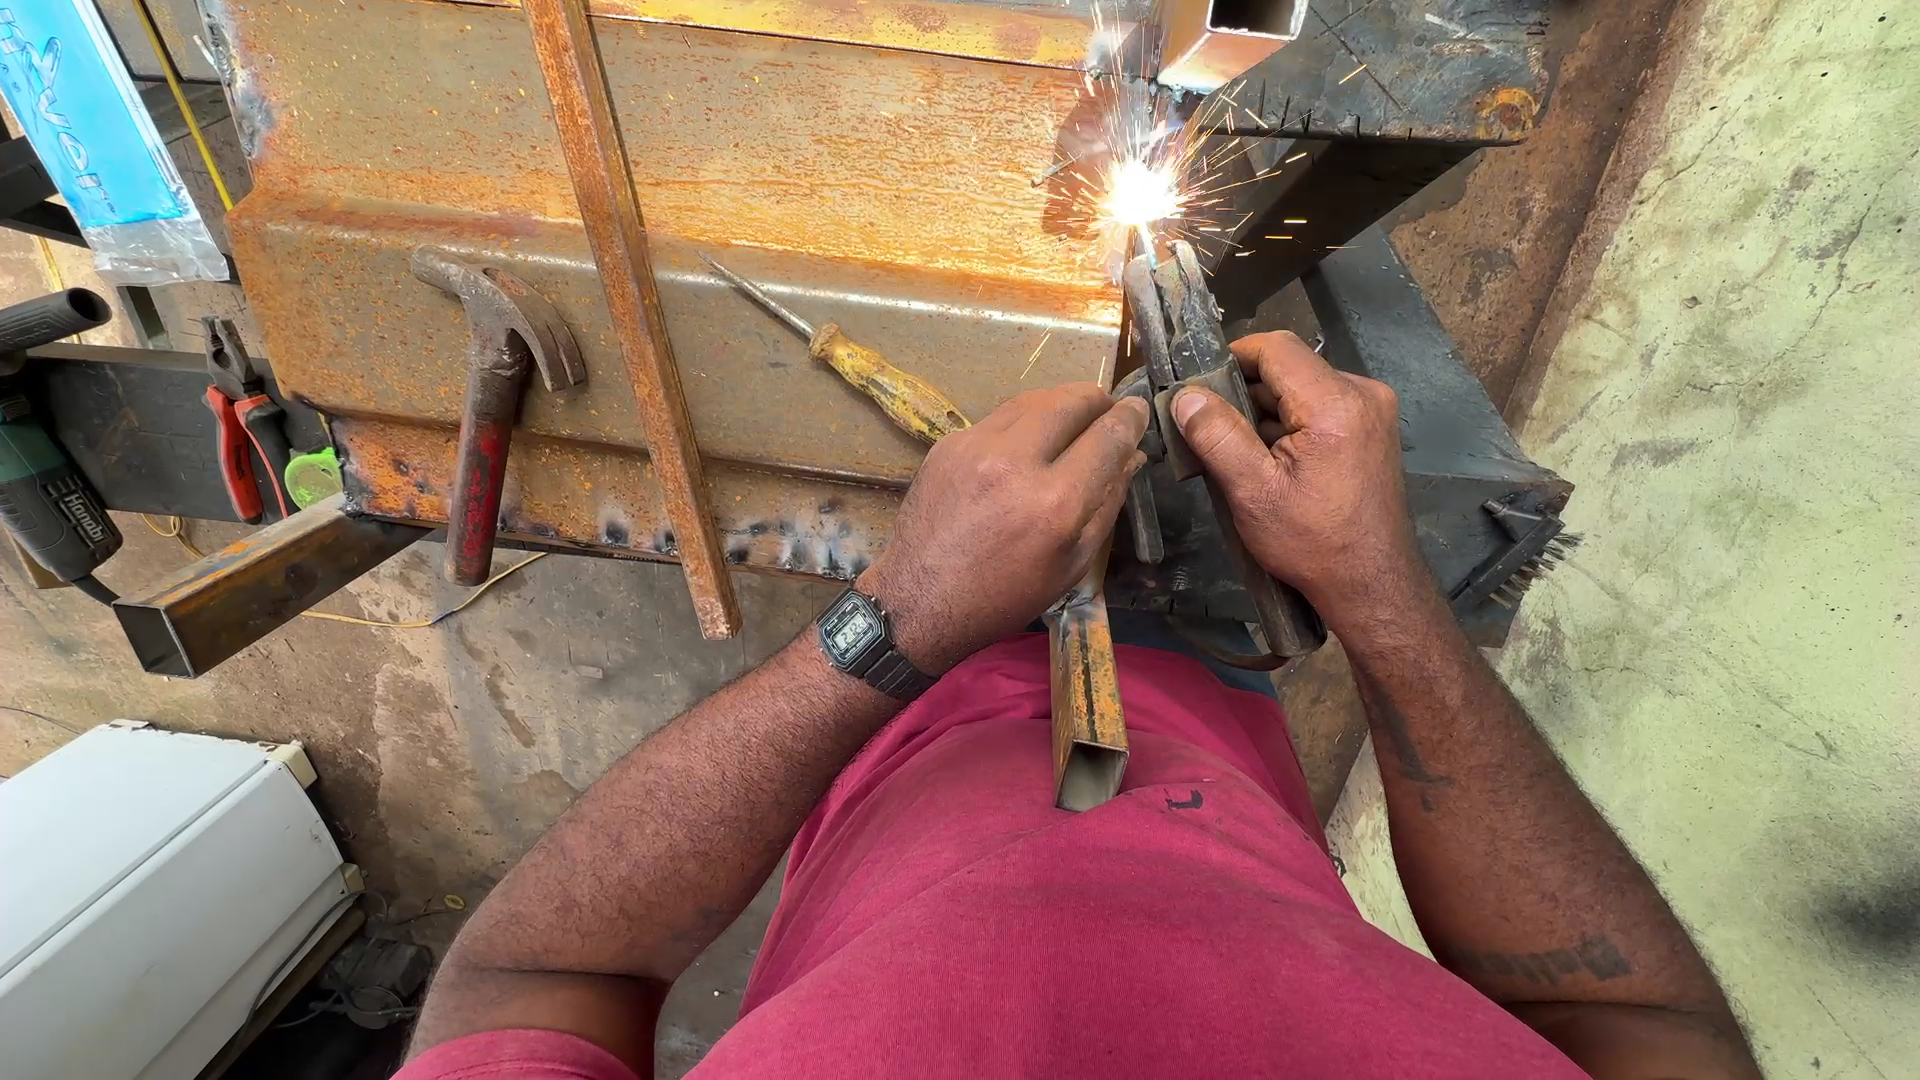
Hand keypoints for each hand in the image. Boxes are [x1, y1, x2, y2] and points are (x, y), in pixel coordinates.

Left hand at [858, 384, 1149, 673]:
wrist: (918, 600)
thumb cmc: (1003, 596)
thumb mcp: (1071, 565)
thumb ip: (1106, 505)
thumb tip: (1131, 457)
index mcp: (1055, 502)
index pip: (1108, 436)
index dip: (1131, 418)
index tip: (1139, 410)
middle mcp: (1016, 462)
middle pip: (1072, 400)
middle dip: (1098, 399)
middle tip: (1106, 410)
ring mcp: (976, 446)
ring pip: (1033, 399)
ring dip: (1060, 403)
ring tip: (1072, 419)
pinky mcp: (948, 444)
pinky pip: (998, 418)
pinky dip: (1022, 423)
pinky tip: (1025, 445)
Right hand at [1169, 331, 1430, 638]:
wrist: (1369, 582)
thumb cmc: (1310, 541)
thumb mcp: (1252, 491)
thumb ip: (1217, 436)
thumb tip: (1184, 396)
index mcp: (1335, 402)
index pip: (1275, 347)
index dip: (1230, 357)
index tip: (1196, 385)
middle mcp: (1362, 393)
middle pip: (1287, 368)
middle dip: (1242, 392)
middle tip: (1203, 427)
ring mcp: (1370, 411)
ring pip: (1299, 389)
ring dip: (1261, 412)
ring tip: (1228, 449)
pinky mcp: (1369, 430)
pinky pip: (1316, 409)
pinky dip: (1284, 426)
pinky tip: (1262, 460)